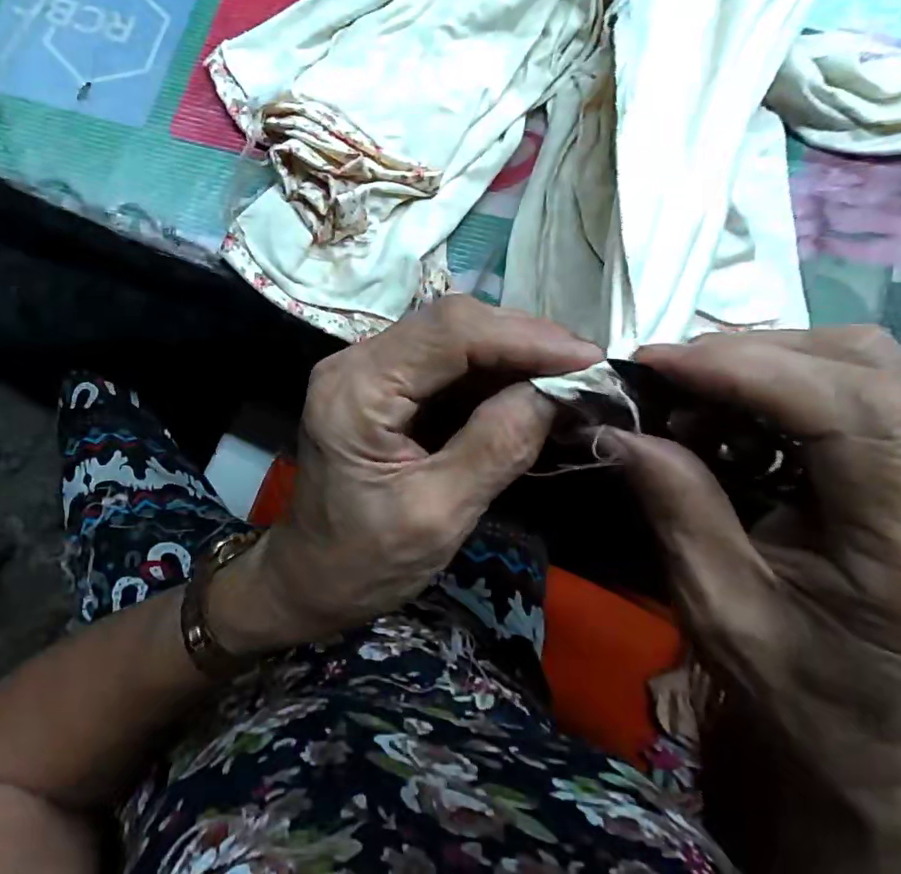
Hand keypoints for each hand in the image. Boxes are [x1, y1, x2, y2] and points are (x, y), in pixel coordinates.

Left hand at [212, 296, 602, 652]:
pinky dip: (490, 373)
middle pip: (448, 324)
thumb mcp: (437, 514)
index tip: (591, 360)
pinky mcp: (378, 387)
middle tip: (589, 370)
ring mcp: (364, 371)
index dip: (524, 337)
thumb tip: (557, 391)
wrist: (309, 577)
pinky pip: (441, 364)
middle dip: (523, 340)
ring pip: (449, 338)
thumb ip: (495, 446)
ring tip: (572, 379)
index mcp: (355, 390)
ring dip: (512, 353)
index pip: (447, 332)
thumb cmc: (364, 560)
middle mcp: (353, 364)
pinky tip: (531, 390)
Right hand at [609, 327, 900, 869]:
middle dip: (750, 356)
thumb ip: (675, 505)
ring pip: (874, 370)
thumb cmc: (786, 691)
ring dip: (766, 366)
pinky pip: (869, 397)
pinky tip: (736, 419)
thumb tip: (614, 425)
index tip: (656, 362)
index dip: (750, 369)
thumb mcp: (713, 606)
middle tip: (664, 379)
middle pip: (874, 372)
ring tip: (694, 401)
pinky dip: (785, 387)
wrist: (858, 741)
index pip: (859, 416)